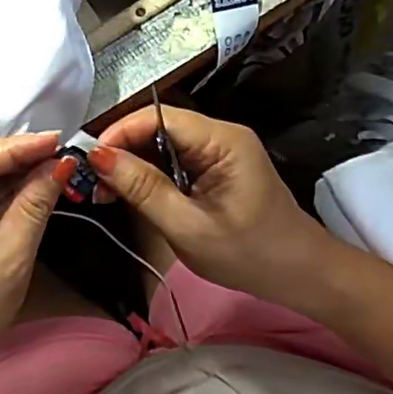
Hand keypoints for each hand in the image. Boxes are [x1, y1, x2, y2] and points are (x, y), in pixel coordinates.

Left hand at [0, 133, 75, 383]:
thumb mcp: (10, 257)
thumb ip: (34, 205)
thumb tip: (59, 164)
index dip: (16, 148)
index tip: (56, 140)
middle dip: (16, 155)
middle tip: (57, 150)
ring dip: (14, 171)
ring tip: (52, 162)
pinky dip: (6, 190)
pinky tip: (33, 182)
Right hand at [91, 106, 339, 310]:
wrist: (302, 276)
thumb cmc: (250, 254)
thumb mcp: (189, 227)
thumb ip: (143, 189)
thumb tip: (99, 156)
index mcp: (222, 140)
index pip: (159, 117)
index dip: (120, 133)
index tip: (90, 162)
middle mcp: (220, 135)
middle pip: (158, 127)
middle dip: (122, 151)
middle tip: (94, 184)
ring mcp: (219, 151)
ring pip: (162, 145)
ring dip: (133, 165)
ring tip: (106, 192)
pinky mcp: (216, 169)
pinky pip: (174, 161)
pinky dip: (150, 176)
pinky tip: (132, 195)